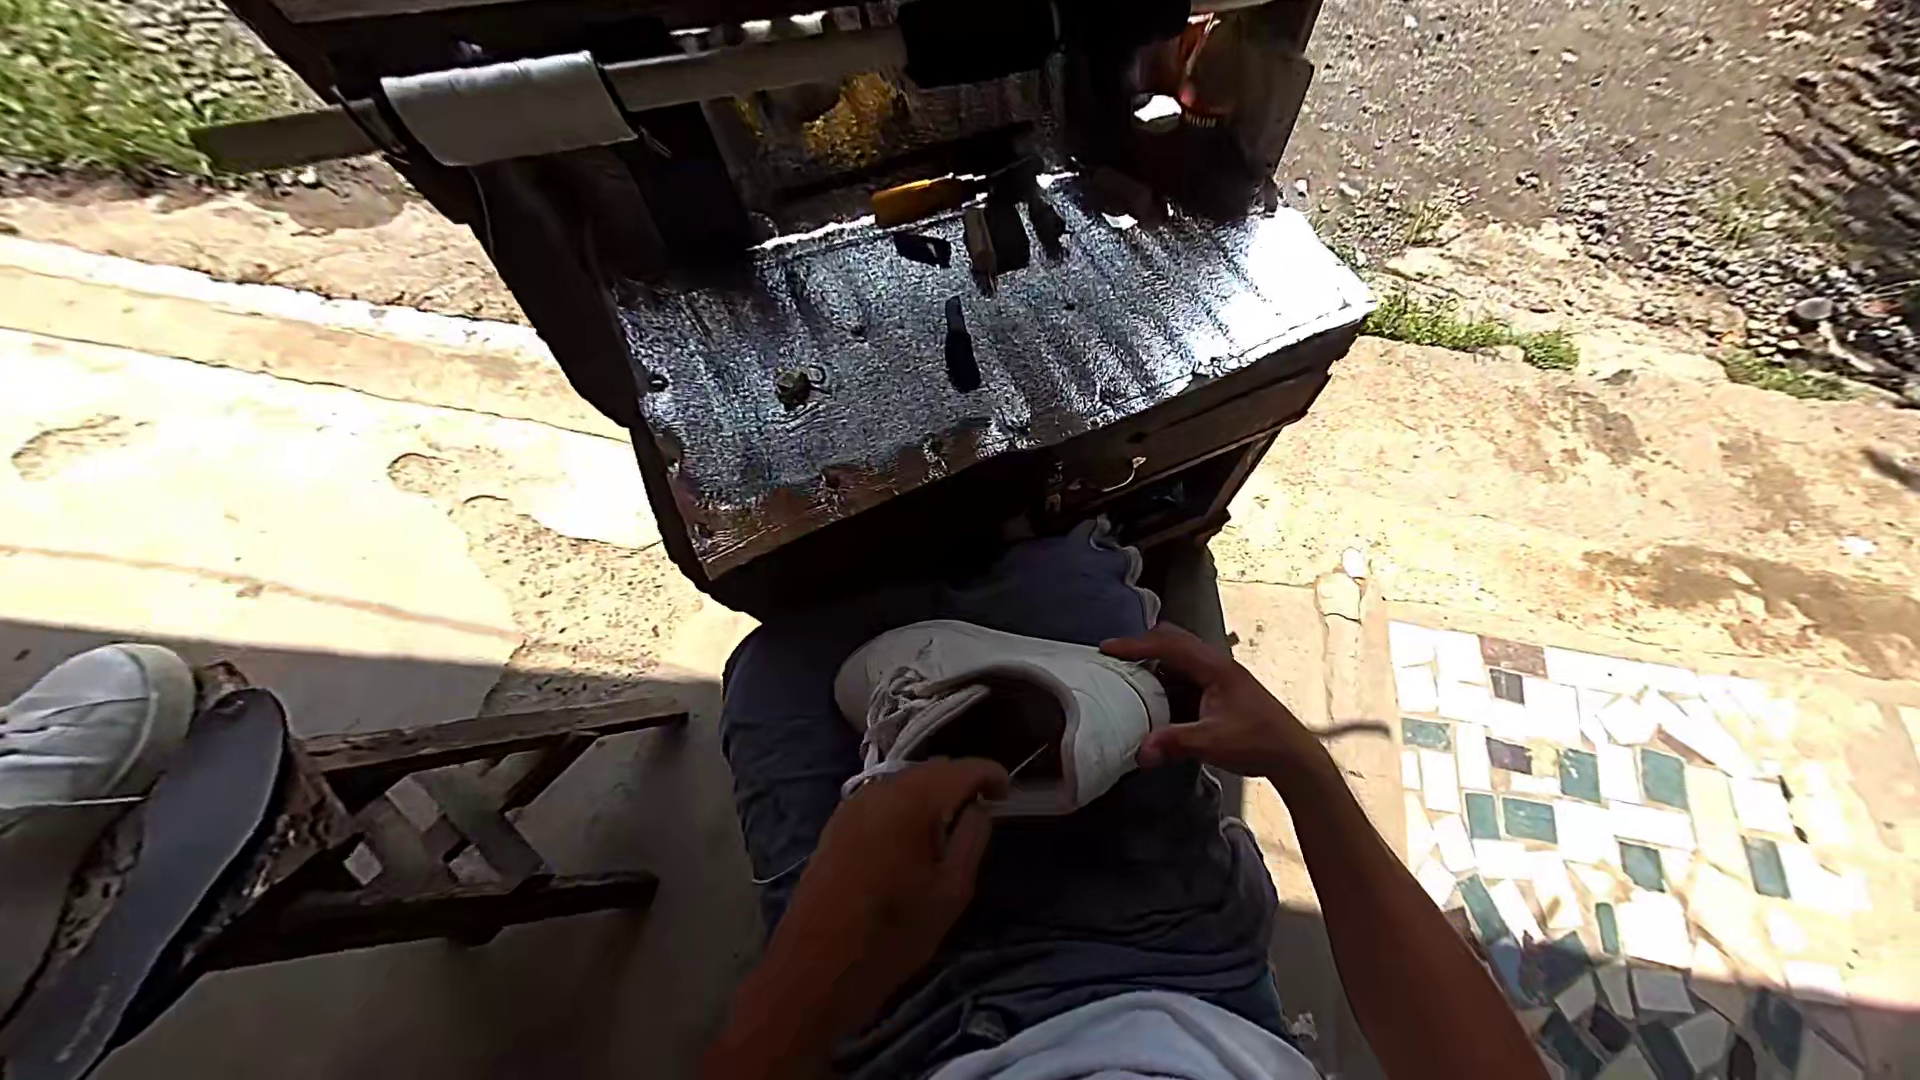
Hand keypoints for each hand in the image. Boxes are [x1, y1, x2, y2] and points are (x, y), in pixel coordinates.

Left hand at [773, 758, 1008, 1016]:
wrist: (814, 967)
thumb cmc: (892, 934)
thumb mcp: (951, 892)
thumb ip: (972, 837)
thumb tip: (978, 806)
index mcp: (914, 800)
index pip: (963, 769)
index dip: (991, 774)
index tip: (1007, 794)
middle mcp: (883, 788)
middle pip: (933, 769)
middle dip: (962, 782)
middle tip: (983, 810)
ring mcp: (855, 802)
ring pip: (906, 780)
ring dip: (933, 792)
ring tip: (949, 824)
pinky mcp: (838, 820)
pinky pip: (884, 797)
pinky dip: (906, 804)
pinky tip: (911, 834)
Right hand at [1102, 622, 1328, 779]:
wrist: (1294, 757)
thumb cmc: (1258, 743)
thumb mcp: (1213, 743)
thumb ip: (1175, 743)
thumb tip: (1139, 752)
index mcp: (1214, 667)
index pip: (1167, 645)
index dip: (1134, 645)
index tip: (1107, 648)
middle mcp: (1215, 663)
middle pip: (1172, 638)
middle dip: (1142, 643)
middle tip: (1115, 655)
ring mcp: (1218, 674)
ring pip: (1179, 652)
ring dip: (1154, 657)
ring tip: (1128, 670)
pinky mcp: (1219, 687)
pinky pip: (1185, 669)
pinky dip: (1164, 673)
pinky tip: (1153, 691)